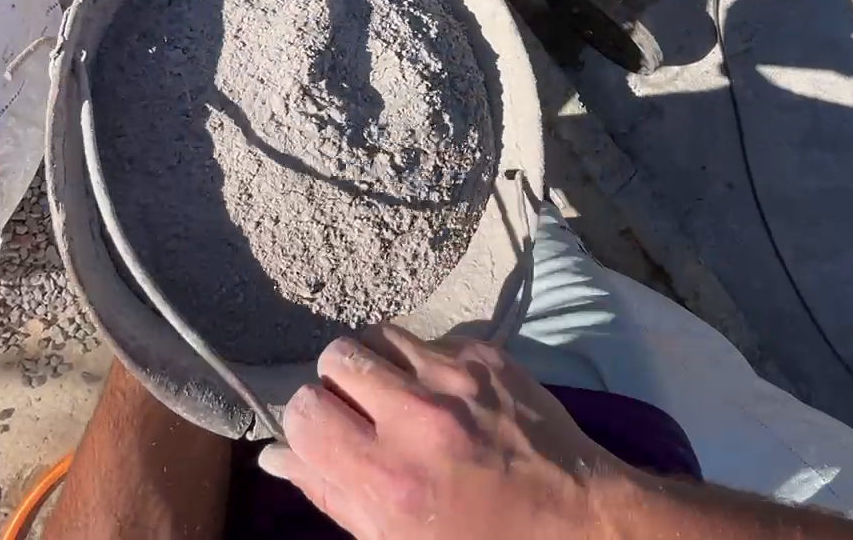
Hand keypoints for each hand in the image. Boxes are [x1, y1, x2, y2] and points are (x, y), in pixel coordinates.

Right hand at [257, 325, 620, 539]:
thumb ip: (331, 495)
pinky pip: (425, 337)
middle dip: (337, 382)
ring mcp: (454, 377)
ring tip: (396, 392)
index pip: (305, 410)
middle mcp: (417, 418)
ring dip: (375, 361)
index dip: (307, 421)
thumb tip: (276, 456)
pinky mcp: (484, 353)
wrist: (576, 517)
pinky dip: (422, 360)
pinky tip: (443, 393)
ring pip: (376, 334)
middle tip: (361, 410)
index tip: (324, 433)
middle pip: (335, 356)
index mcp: (389, 481)